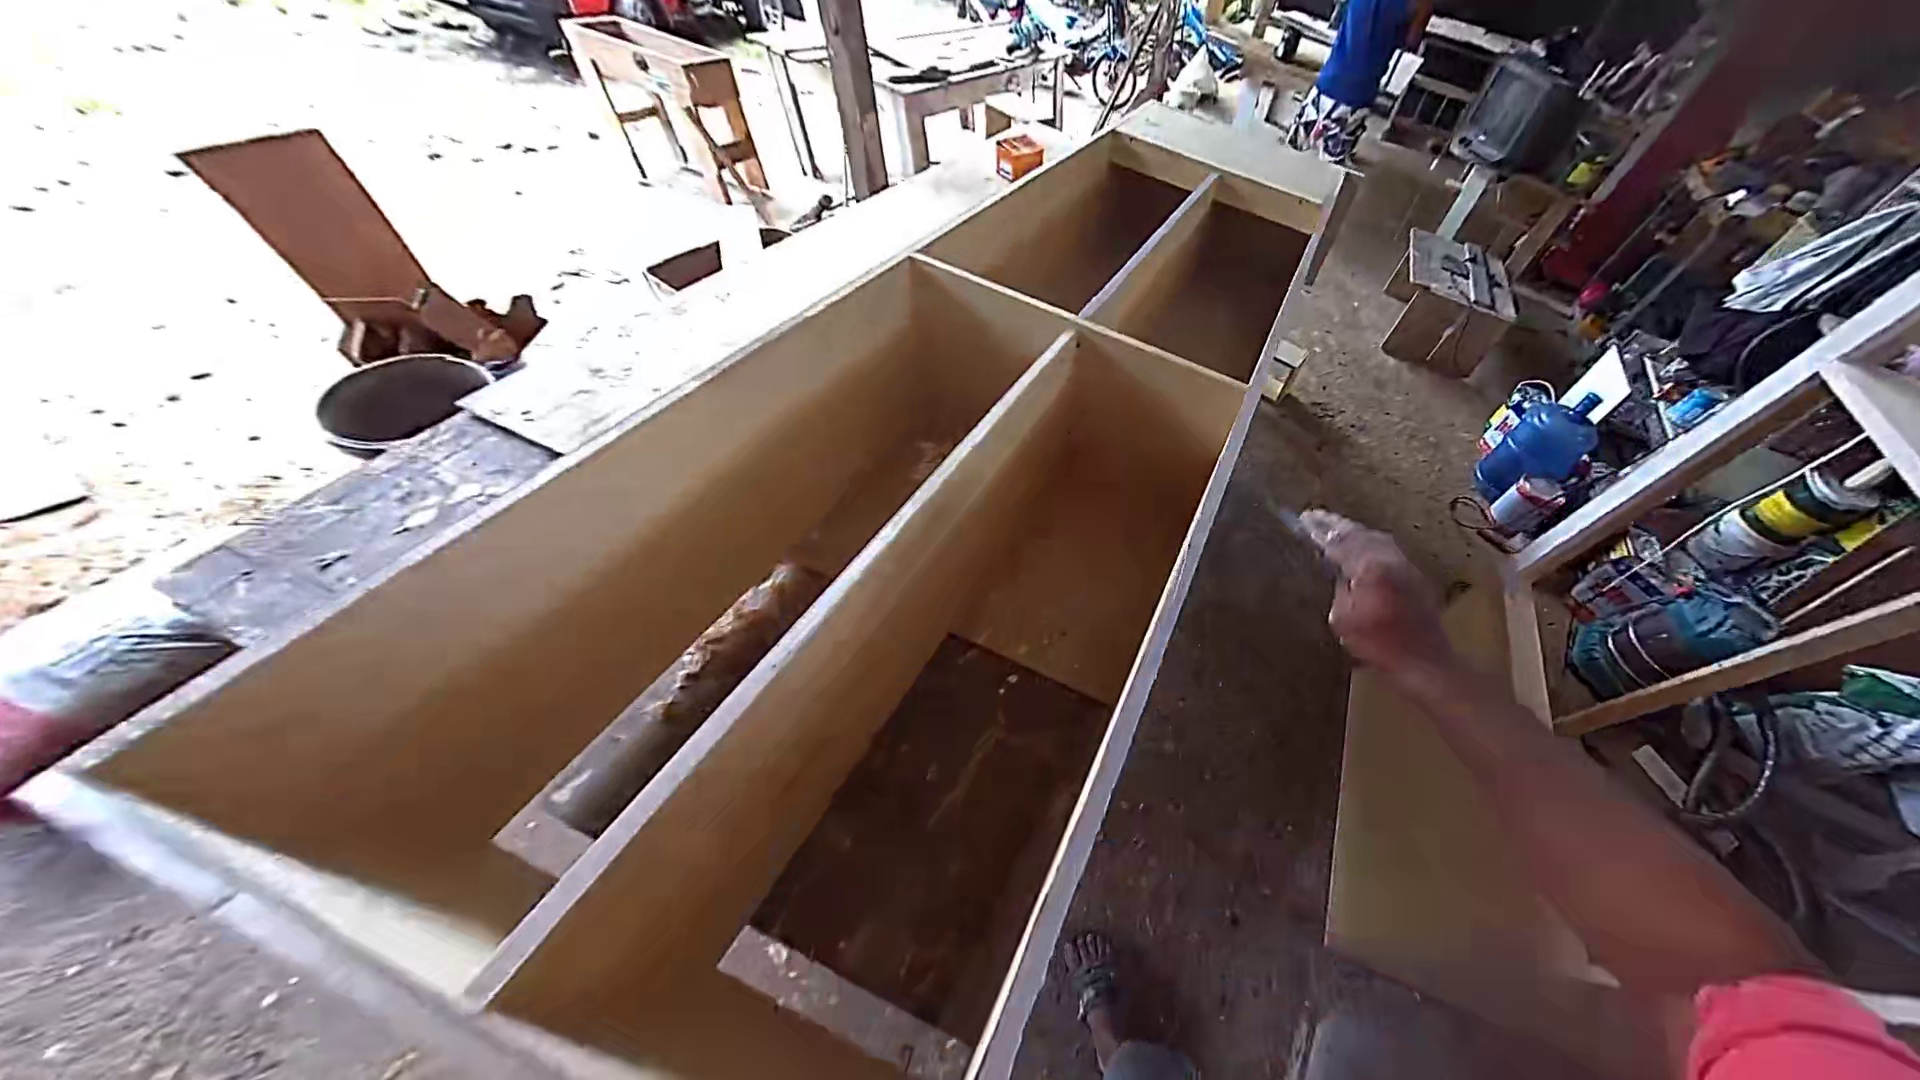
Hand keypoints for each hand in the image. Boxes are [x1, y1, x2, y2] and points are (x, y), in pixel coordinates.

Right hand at [1298, 509, 1455, 676]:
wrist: (1425, 661)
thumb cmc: (1378, 643)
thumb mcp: (1342, 618)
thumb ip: (1339, 587)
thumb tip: (1340, 572)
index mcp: (1369, 566)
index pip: (1339, 540)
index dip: (1319, 529)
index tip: (1304, 518)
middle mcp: (1390, 559)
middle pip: (1360, 533)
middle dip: (1337, 525)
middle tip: (1316, 517)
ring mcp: (1407, 566)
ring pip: (1377, 538)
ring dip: (1355, 531)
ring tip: (1336, 528)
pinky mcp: (1415, 577)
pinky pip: (1387, 549)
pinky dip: (1369, 542)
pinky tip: (1362, 547)